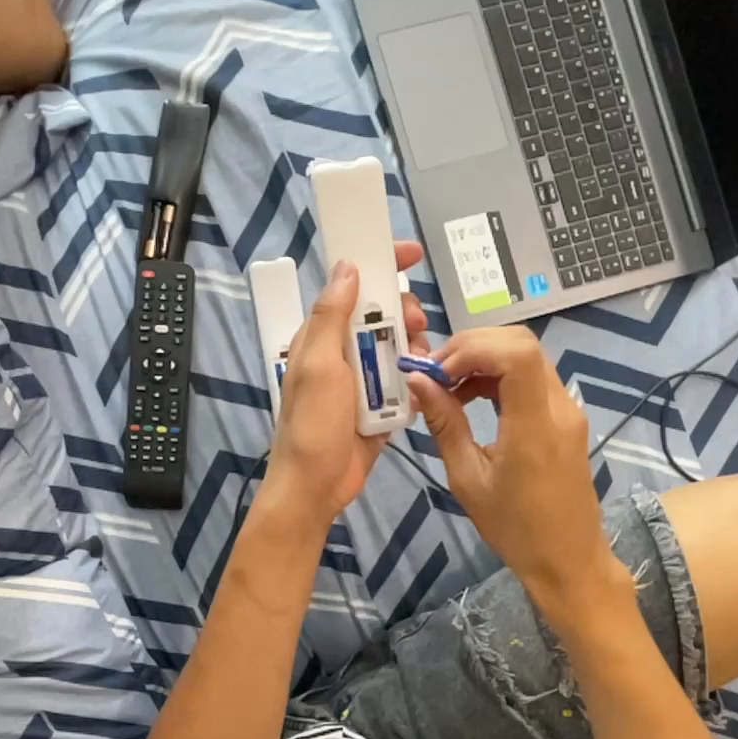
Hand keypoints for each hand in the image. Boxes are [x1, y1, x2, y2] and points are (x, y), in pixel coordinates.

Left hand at [262, 241, 431, 521]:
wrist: (317, 486)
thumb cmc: (312, 424)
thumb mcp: (318, 364)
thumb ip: (331, 316)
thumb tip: (347, 267)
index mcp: (320, 337)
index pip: (350, 287)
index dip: (379, 264)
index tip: (411, 253)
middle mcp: (341, 353)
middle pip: (380, 315)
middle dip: (403, 309)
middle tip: (416, 321)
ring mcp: (361, 380)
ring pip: (397, 346)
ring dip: (413, 344)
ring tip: (420, 355)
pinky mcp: (379, 406)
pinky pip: (404, 381)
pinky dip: (416, 376)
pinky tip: (424, 379)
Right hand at [407, 327, 627, 615]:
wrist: (568, 559)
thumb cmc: (515, 529)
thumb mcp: (469, 481)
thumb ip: (445, 425)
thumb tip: (418, 383)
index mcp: (535, 427)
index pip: (515, 354)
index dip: (472, 348)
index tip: (437, 373)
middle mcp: (559, 408)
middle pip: (520, 344)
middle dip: (472, 348)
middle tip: (435, 375)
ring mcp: (568, 409)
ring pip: (526, 356)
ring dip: (484, 360)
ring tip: (447, 388)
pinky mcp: (567, 417)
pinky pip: (532, 377)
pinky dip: (499, 375)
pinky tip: (472, 398)